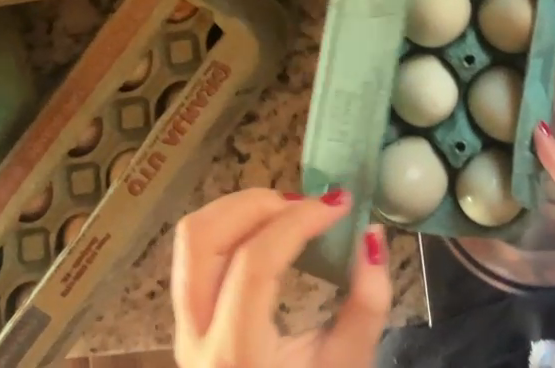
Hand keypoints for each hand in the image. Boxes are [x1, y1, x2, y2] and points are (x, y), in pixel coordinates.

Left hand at [170, 188, 390, 367]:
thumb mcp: (348, 366)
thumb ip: (368, 304)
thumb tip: (371, 235)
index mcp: (236, 353)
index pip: (255, 263)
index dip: (299, 221)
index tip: (341, 204)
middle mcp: (195, 336)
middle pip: (202, 239)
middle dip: (257, 204)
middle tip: (306, 205)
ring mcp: (183, 327)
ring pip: (192, 238)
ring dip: (241, 209)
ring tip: (289, 213)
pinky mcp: (187, 318)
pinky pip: (197, 253)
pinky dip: (234, 225)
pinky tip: (272, 233)